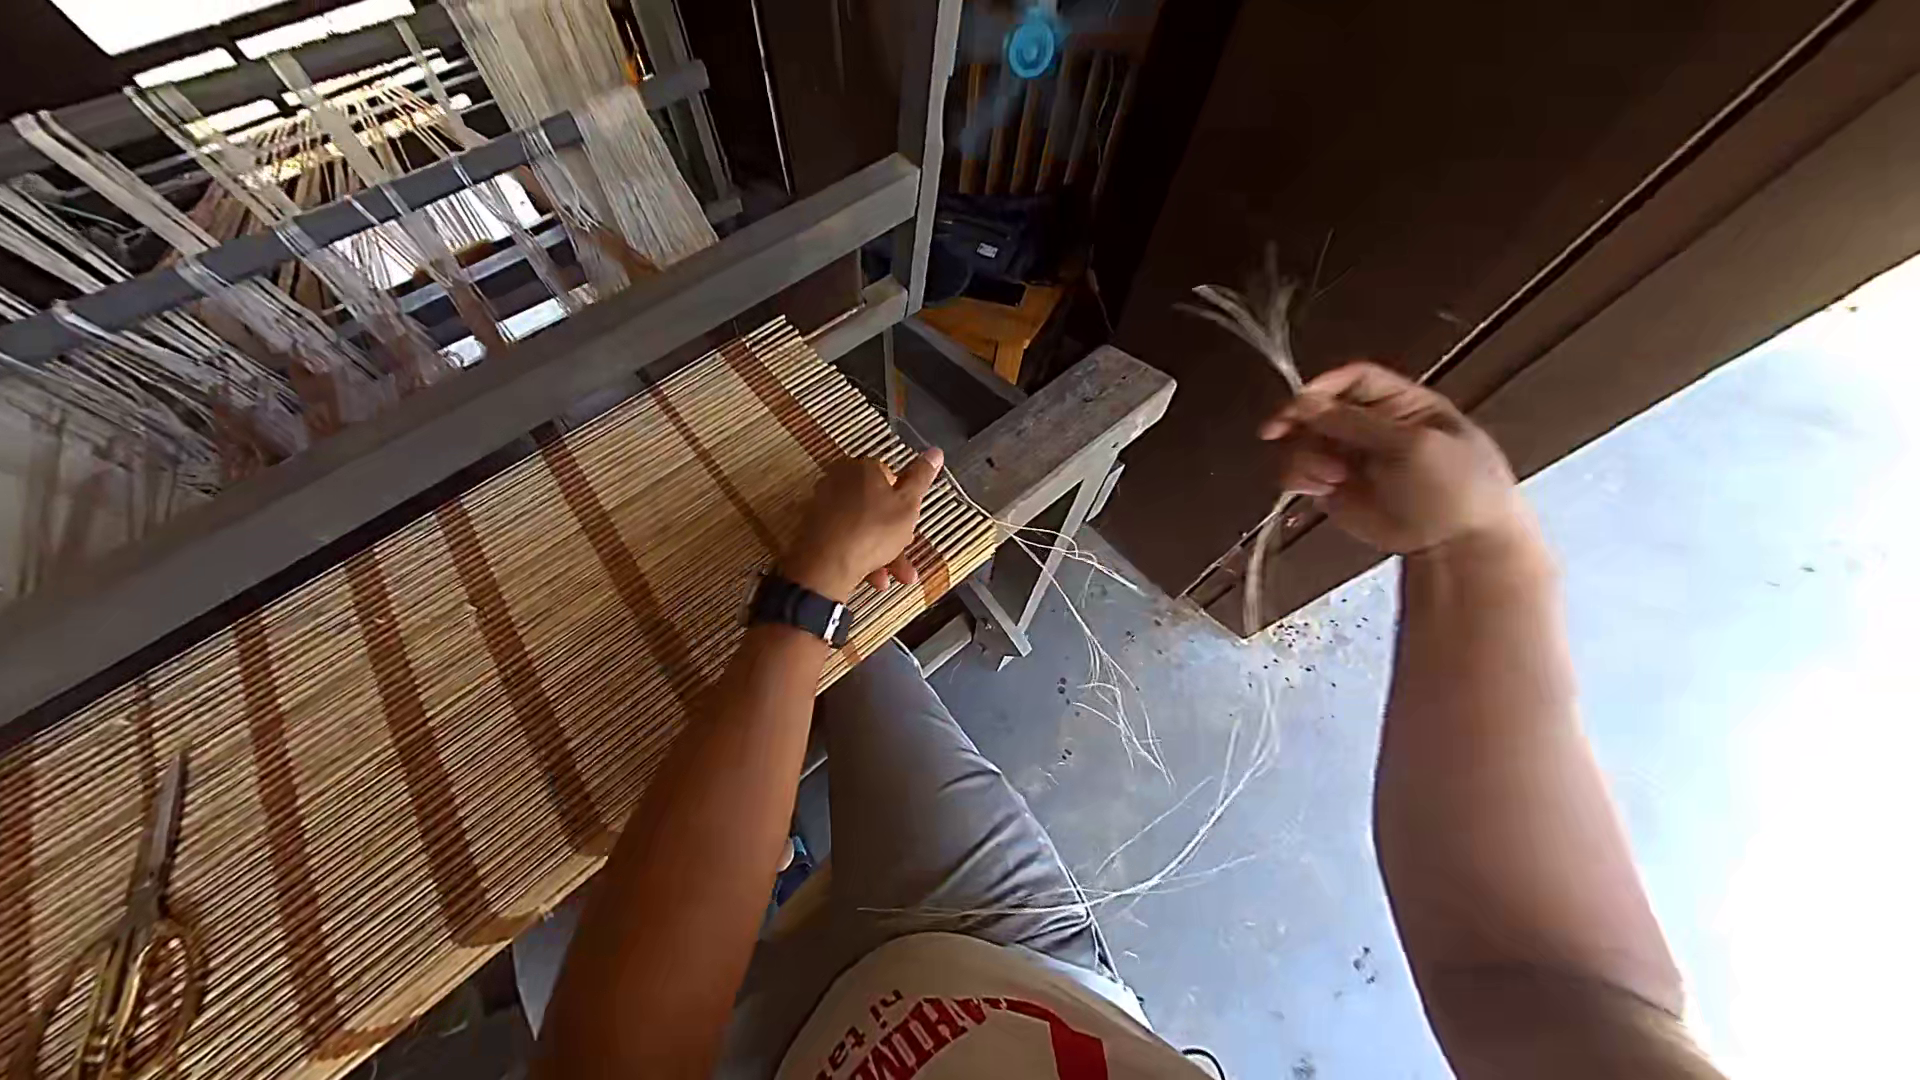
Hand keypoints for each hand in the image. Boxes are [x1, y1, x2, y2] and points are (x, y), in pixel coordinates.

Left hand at [781, 448, 943, 600]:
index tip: (911, 518)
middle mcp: (839, 482)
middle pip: (877, 506)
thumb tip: (935, 453)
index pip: (891, 477)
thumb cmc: (869, 531)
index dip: (905, 501)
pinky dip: (862, 556)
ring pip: (863, 527)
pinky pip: (847, 540)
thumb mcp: (908, 505)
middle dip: (896, 533)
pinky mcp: (815, 530)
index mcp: (863, 468)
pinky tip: (876, 576)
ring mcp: (824, 506)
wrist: (826, 565)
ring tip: (896, 573)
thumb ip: (922, 478)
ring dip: (884, 552)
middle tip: (906, 548)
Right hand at [1260, 362, 1523, 554]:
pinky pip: (1299, 472)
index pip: (1353, 380)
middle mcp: (1367, 427)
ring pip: (1302, 441)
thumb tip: (1304, 401)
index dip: (1322, 387)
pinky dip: (1299, 478)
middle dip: (1297, 421)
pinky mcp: (1330, 487)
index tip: (1296, 403)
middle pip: (1317, 409)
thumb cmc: (1452, 486)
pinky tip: (1319, 488)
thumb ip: (1354, 422)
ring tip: (1329, 478)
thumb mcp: (1412, 445)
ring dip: (1303, 456)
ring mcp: (1347, 458)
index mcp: (1398, 405)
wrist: (1454, 544)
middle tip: (1274, 432)